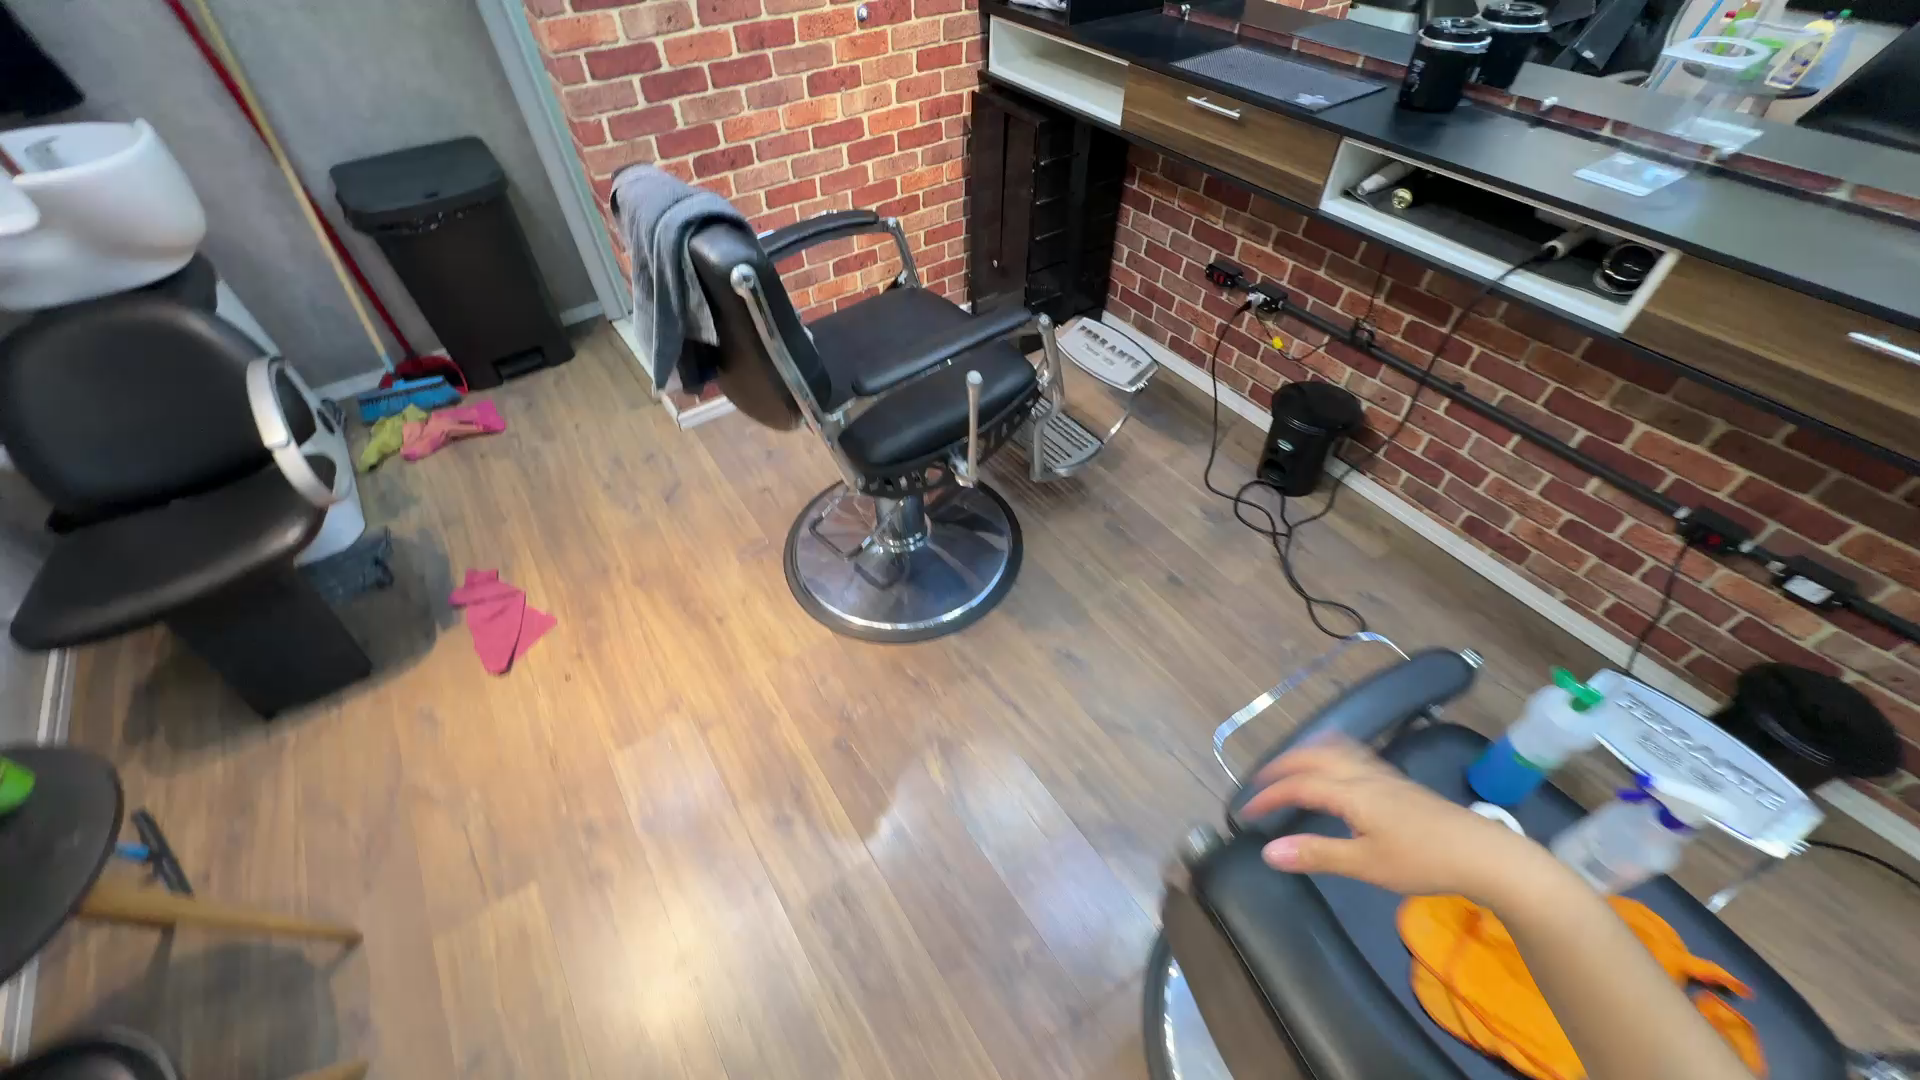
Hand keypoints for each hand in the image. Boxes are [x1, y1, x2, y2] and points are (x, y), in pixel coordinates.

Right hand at [1241, 737, 1549, 902]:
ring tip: (1292, 763)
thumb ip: (1316, 854)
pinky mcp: (1400, 784)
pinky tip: (1339, 767)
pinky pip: (1354, 755)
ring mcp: (1384, 777)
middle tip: (1261, 781)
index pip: (1298, 785)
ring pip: (1336, 750)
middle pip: (1314, 757)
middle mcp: (1363, 775)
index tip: (1246, 811)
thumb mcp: (1366, 865)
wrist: (1488, 856)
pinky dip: (1332, 753)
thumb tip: (1268, 851)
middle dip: (1283, 766)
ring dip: (1307, 753)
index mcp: (1350, 792)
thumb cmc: (1423, 861)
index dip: (1269, 795)